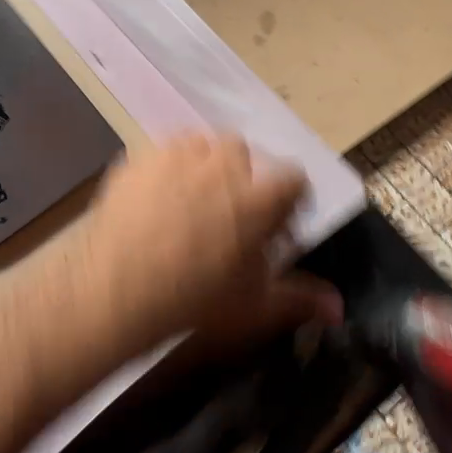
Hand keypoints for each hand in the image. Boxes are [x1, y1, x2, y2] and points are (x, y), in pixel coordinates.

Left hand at [68, 135, 339, 352]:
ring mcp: (175, 155)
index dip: (288, 202)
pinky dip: (165, 168)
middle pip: (244, 154)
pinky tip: (156, 198)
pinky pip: (160, 152)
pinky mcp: (137, 156)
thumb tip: (336, 307)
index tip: (277, 227)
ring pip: (200, 145)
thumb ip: (298, 298)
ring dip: (203, 166)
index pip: (293, 180)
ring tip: (192, 201)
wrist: (115, 285)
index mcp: (260, 195)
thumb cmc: (193, 298)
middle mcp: (221, 163)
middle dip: (242, 178)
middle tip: (230, 214)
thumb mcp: (252, 305)